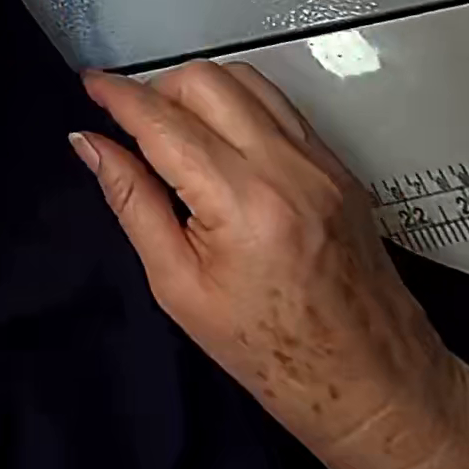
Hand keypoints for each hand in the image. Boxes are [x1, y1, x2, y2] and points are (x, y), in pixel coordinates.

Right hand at [72, 63, 468, 468]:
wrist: (382, 390)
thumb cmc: (266, 347)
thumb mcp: (174, 281)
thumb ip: (129, 199)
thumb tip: (86, 141)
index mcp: (243, 204)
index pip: (162, 120)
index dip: (116, 93)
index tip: (88, 83)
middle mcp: (288, 169)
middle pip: (204, 80)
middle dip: (154, 88)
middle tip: (131, 123)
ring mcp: (322, 163)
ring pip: (242, 78)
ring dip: (193, 91)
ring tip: (172, 130)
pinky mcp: (338, 166)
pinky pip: (273, 104)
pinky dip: (230, 104)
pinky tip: (214, 142)